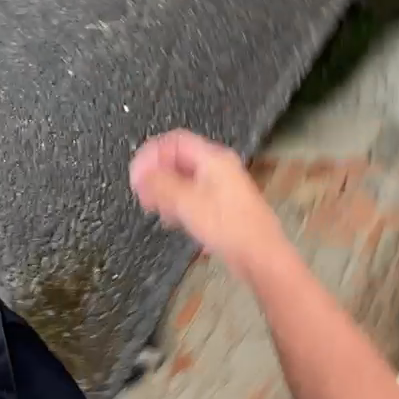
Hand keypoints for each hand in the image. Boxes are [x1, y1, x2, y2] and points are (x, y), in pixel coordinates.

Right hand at [130, 129, 289, 278]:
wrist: (261, 258)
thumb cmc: (230, 227)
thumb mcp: (185, 201)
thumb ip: (158, 183)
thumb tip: (140, 174)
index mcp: (213, 159)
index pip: (173, 141)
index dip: (151, 153)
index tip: (138, 172)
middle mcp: (218, 168)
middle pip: (177, 159)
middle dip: (155, 173)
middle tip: (141, 189)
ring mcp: (221, 187)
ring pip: (182, 178)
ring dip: (163, 189)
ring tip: (152, 205)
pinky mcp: (221, 205)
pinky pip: (191, 194)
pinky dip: (176, 201)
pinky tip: (170, 217)